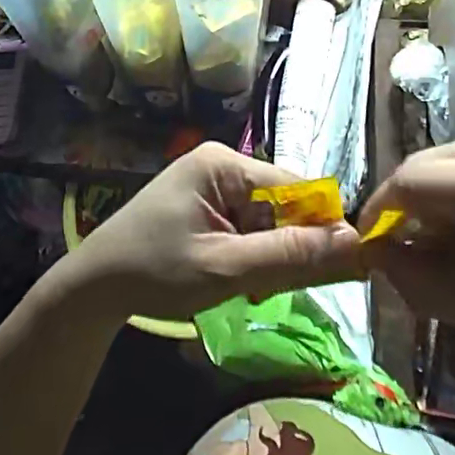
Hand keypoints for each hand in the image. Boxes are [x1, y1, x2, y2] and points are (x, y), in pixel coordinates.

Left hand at [51, 143, 362, 320]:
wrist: (95, 285)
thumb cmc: (154, 271)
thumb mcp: (225, 267)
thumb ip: (289, 256)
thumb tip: (358, 243)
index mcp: (223, 165)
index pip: (298, 189)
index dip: (322, 229)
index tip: (342, 272)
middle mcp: (221, 166)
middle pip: (285, 206)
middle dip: (289, 249)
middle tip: (274, 288)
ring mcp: (212, 186)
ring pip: (270, 223)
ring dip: (270, 259)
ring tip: (249, 289)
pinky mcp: (206, 208)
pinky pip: (249, 230)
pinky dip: (251, 258)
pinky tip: (238, 281)